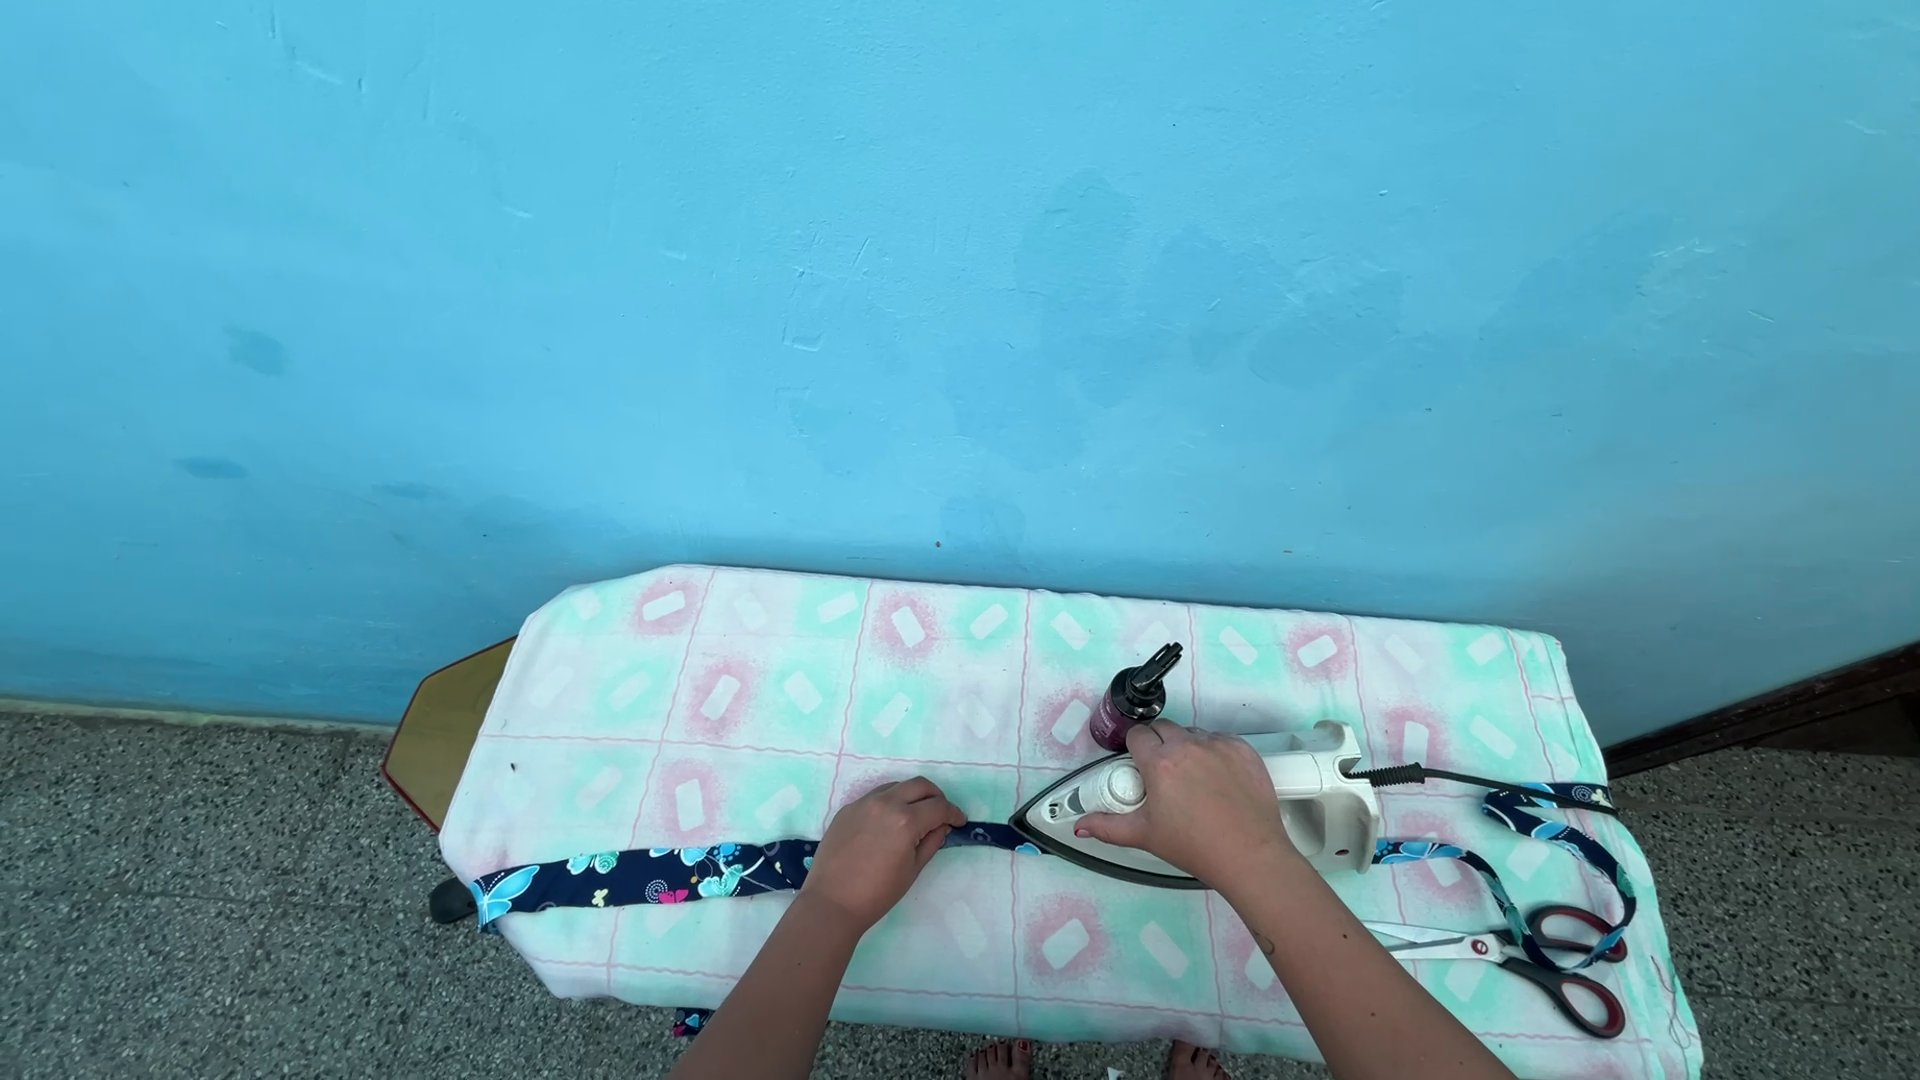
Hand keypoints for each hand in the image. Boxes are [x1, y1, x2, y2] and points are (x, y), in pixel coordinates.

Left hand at [798, 776, 966, 932]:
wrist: (832, 902)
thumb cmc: (877, 893)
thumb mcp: (913, 870)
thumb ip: (931, 842)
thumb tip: (941, 826)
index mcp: (906, 821)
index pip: (939, 807)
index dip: (954, 813)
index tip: (959, 821)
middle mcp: (886, 803)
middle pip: (920, 785)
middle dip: (936, 796)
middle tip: (941, 813)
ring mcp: (864, 802)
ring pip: (897, 786)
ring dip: (912, 795)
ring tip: (916, 814)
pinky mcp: (848, 808)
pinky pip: (875, 796)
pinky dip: (890, 801)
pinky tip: (889, 821)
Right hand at [1075, 721, 1301, 892]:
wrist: (1250, 856)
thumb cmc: (1193, 846)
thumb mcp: (1145, 836)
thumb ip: (1107, 826)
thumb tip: (1080, 827)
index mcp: (1159, 762)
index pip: (1138, 735)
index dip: (1136, 749)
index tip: (1141, 766)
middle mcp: (1187, 745)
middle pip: (1164, 728)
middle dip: (1159, 744)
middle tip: (1165, 773)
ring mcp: (1218, 745)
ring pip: (1193, 733)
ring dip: (1187, 746)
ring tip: (1193, 777)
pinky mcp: (1244, 750)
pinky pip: (1221, 740)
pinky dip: (1215, 752)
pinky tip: (1218, 776)